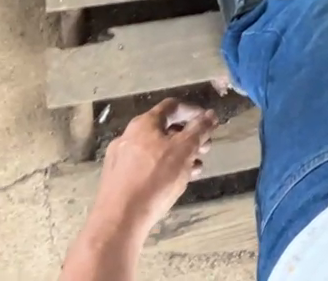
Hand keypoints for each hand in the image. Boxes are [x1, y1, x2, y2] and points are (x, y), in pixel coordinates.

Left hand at [90, 99, 218, 236]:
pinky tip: (176, 183)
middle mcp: (129, 137)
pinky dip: (164, 169)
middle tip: (205, 148)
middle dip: (189, 137)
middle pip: (165, 129)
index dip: (194, 111)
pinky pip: (146, 167)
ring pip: (157, 150)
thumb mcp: (185, 150)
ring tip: (195, 169)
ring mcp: (120, 160)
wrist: (118, 222)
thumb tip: (210, 114)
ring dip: (179, 155)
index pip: (173, 106)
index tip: (208, 123)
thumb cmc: (155, 179)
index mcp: (144, 123)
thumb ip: (200, 129)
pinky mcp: (117, 181)